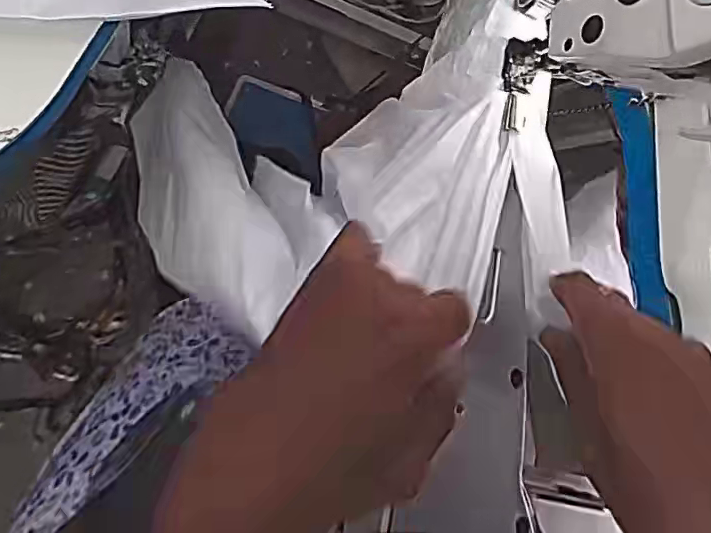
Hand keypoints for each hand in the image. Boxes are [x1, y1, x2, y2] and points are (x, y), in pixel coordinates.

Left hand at [160, 223, 470, 532]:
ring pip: (386, 273)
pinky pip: (353, 244)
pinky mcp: (319, 278)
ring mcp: (353, 283)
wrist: (255, 461)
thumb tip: (446, 375)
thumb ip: (441, 402)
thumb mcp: (408, 457)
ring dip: (379, 300)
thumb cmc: (321, 467)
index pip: (455, 308)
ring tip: (357, 335)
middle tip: (390, 357)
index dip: (446, 334)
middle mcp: (391, 298)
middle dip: (409, 322)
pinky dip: (356, 260)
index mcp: (421, 334)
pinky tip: (346, 294)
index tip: (434, 349)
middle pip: (418, 292)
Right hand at [541, 273, 710, 532]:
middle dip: (594, 314)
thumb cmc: (657, 494)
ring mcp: (690, 355)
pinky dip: (655, 357)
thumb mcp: (589, 434)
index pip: (584, 292)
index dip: (565, 288)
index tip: (557, 291)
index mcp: (617, 342)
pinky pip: (674, 348)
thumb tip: (560, 345)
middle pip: (617, 306)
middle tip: (574, 332)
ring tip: (607, 374)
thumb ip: (571, 373)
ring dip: (626, 338)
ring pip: (647, 325)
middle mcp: (658, 338)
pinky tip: (646, 393)